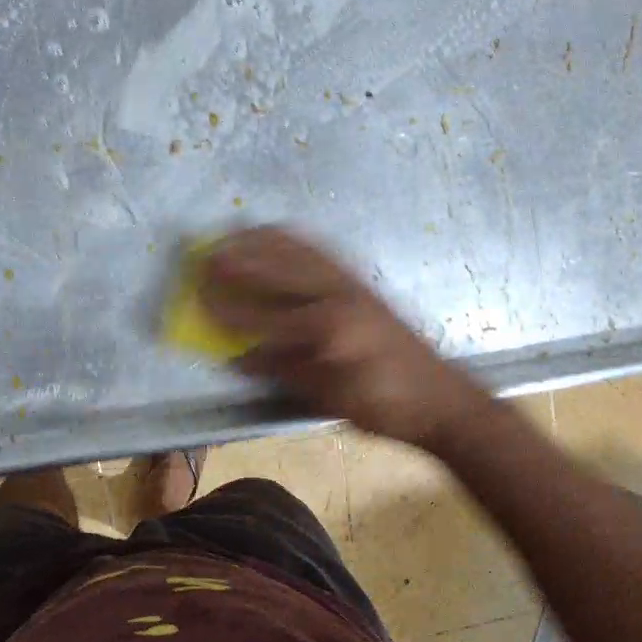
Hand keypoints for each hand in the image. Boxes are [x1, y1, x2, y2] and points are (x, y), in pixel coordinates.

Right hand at [201, 226, 485, 447]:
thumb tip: (239, 357)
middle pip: (279, 270)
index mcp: (328, 331)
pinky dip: (292, 240)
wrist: (442, 398)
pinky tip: (276, 237)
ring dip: (263, 241)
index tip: (199, 296)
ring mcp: (353, 284)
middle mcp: (339, 297)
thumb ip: (283, 371)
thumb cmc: (385, 407)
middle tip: (205, 255)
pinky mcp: (363, 282)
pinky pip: (321, 251)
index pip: (264, 314)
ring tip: (232, 233)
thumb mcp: (329, 398)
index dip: (228, 306)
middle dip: (239, 261)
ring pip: (300, 251)